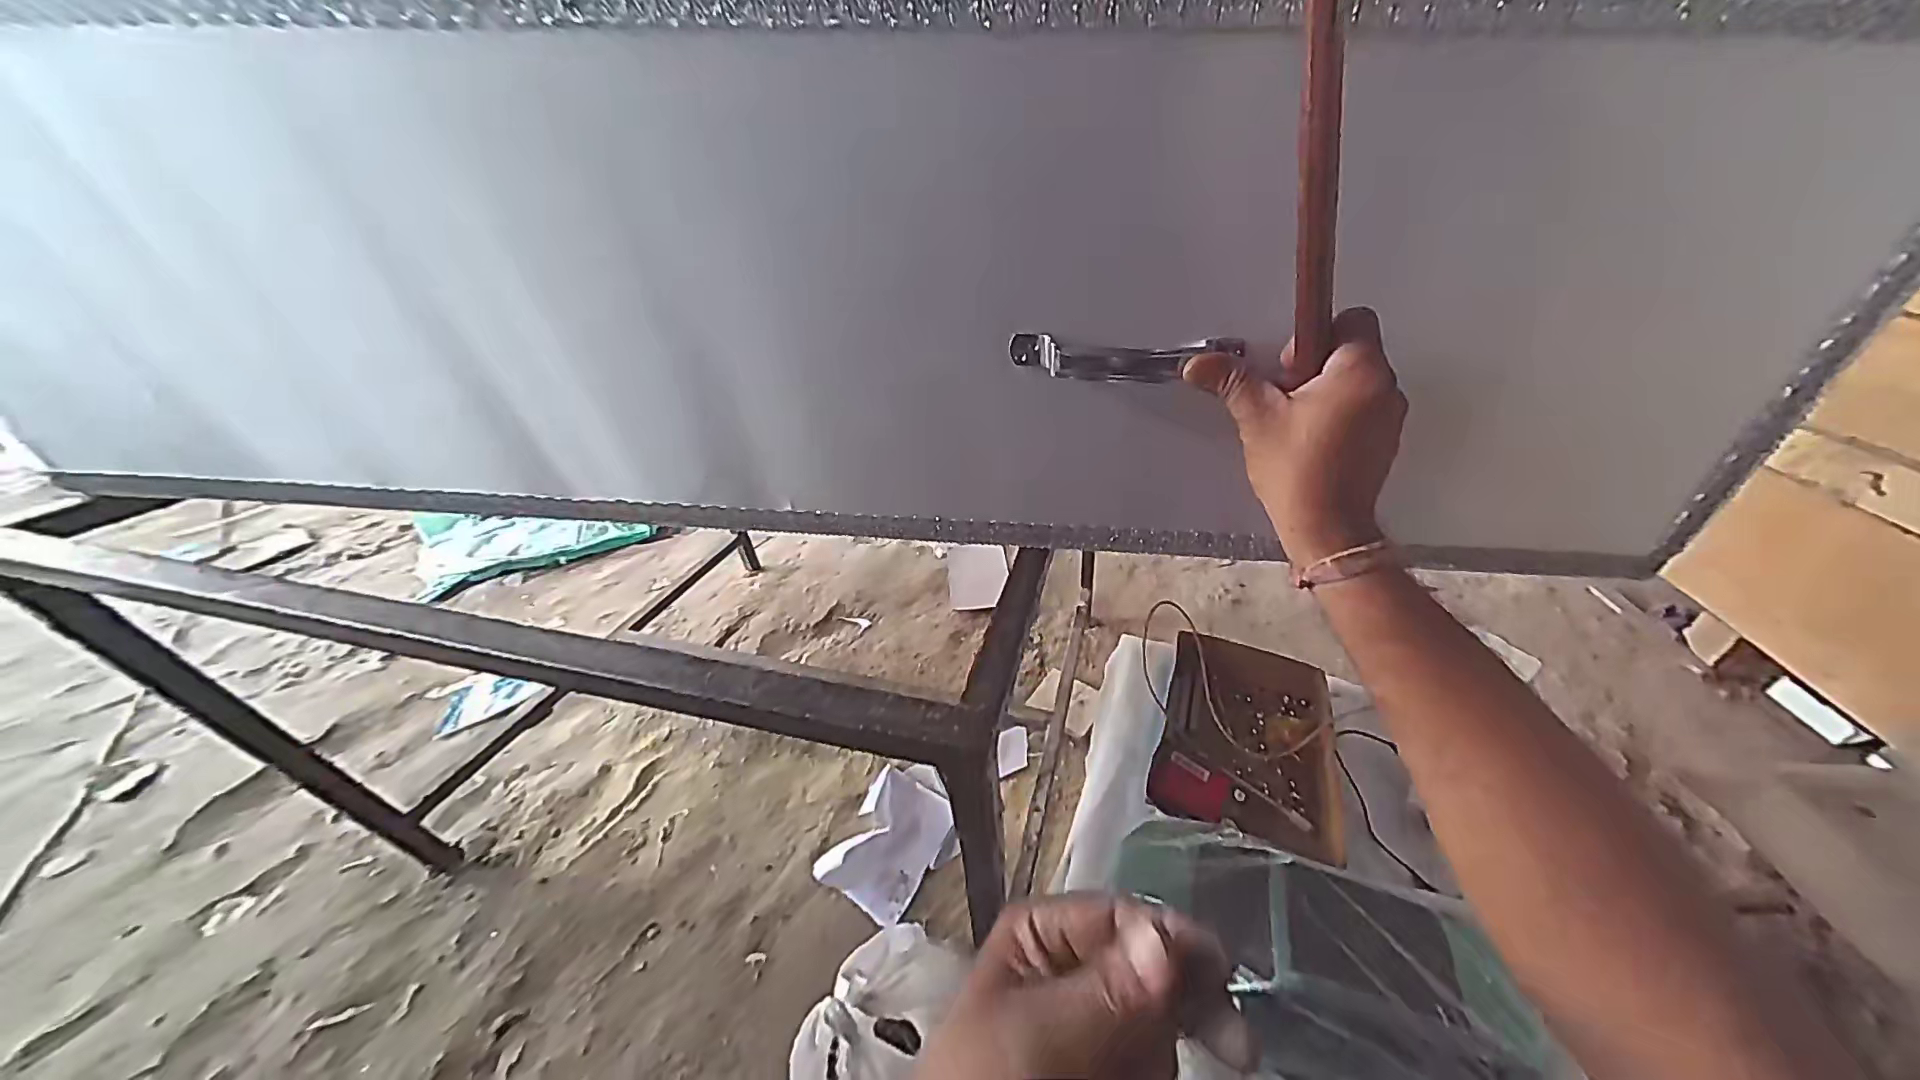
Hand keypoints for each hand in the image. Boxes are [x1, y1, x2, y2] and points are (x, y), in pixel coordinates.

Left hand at [916, 895, 1256, 1079]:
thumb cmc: (988, 1076)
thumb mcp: (1038, 1028)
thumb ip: (1106, 988)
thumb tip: (1165, 937)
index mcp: (1043, 932)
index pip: (1120, 915)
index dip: (1171, 938)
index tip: (1218, 972)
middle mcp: (1073, 962)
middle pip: (1151, 961)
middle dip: (1185, 997)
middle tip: (1233, 1040)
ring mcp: (1093, 1012)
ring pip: (1160, 1010)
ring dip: (1167, 1040)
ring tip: (1139, 1068)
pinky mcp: (1108, 1055)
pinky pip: (1153, 1049)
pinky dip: (1154, 1063)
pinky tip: (1141, 1072)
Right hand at [1183, 307, 1405, 564]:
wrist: (1326, 527)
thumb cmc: (1297, 470)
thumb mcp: (1257, 419)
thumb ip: (1231, 382)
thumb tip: (1197, 363)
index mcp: (1361, 371)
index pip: (1351, 319)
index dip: (1314, 335)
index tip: (1288, 368)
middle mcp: (1386, 387)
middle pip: (1353, 350)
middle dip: (1314, 366)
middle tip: (1284, 398)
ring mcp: (1391, 416)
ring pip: (1356, 381)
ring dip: (1325, 391)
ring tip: (1294, 424)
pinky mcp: (1385, 440)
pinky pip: (1362, 408)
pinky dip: (1337, 414)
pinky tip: (1310, 442)